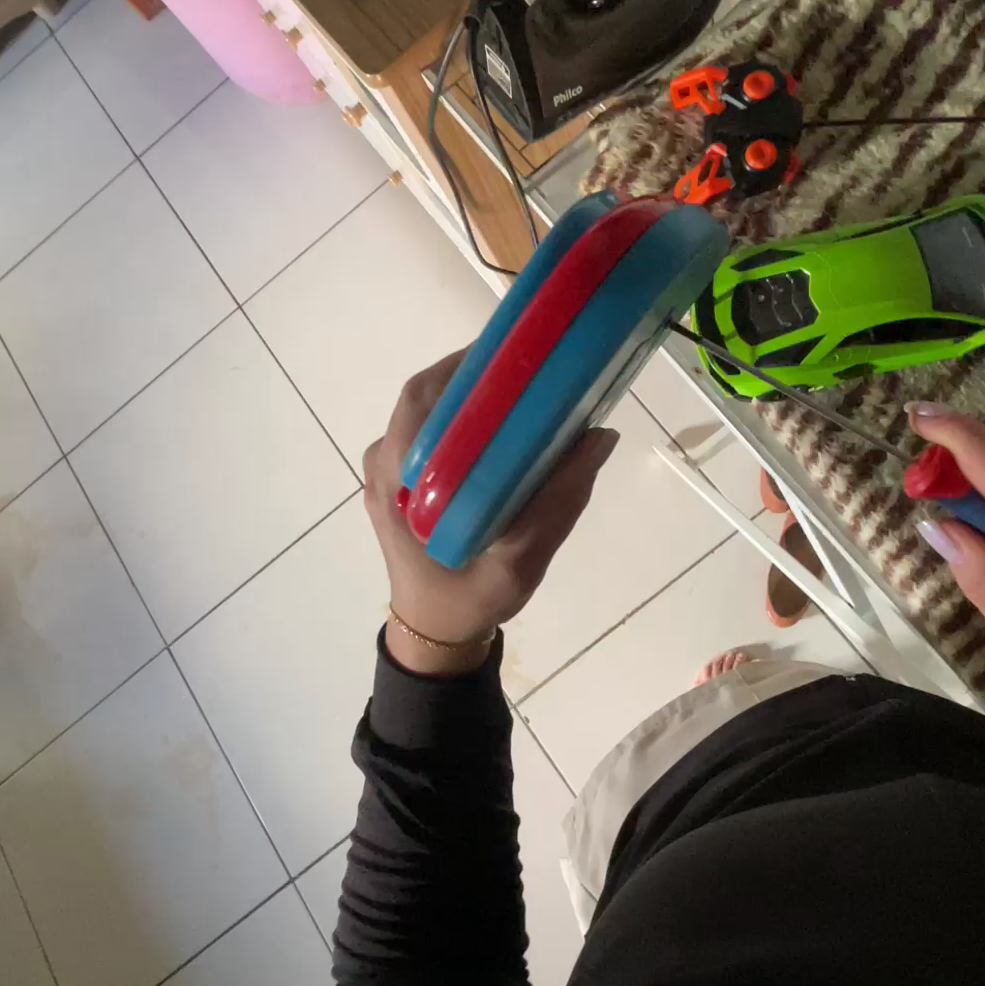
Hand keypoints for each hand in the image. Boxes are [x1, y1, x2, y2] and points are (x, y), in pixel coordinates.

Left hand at [363, 349, 619, 675]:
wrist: (436, 632)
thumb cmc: (469, 601)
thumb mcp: (518, 564)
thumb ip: (558, 504)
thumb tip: (600, 436)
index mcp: (397, 482)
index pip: (424, 400)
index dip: (467, 367)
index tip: (519, 352)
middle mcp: (384, 465)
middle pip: (426, 396)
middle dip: (478, 373)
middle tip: (533, 365)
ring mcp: (389, 470)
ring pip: (429, 410)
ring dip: (473, 392)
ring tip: (525, 384)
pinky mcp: (401, 478)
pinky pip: (432, 431)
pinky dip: (467, 416)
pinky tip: (506, 419)